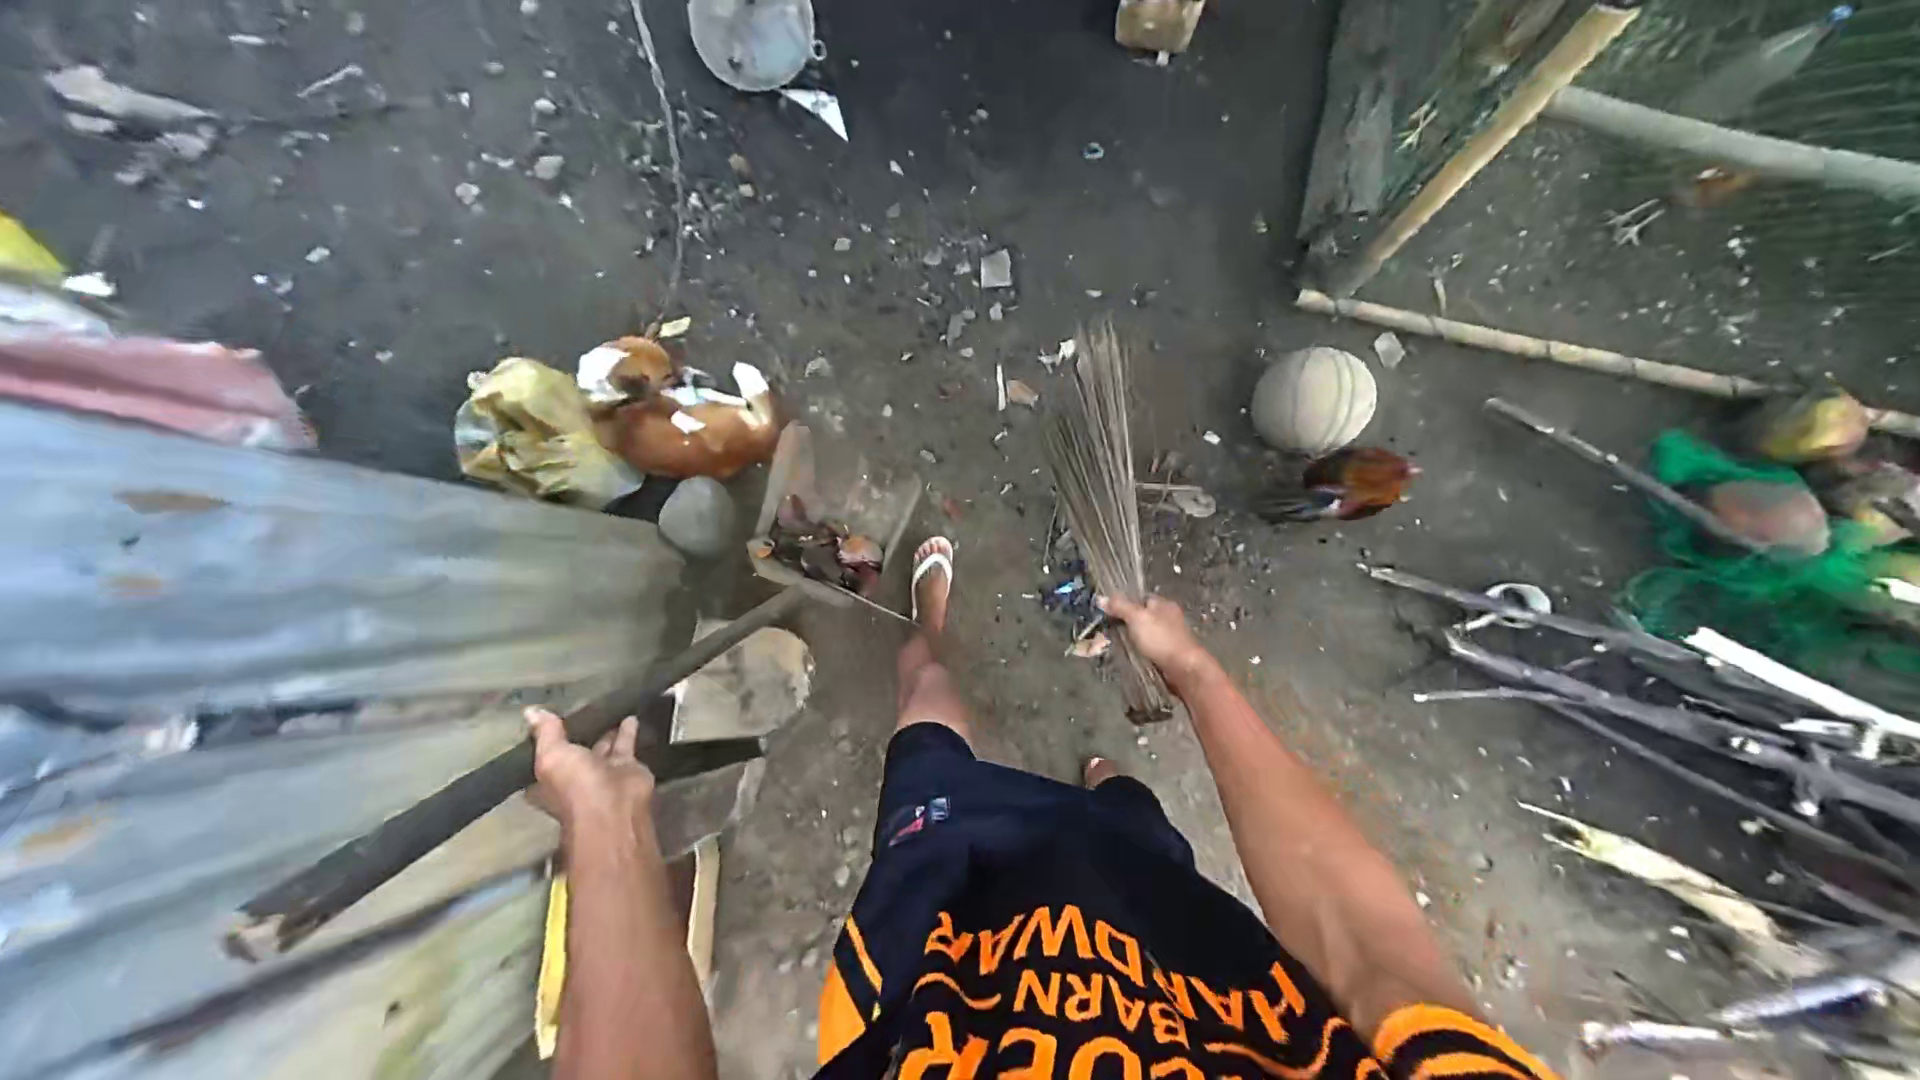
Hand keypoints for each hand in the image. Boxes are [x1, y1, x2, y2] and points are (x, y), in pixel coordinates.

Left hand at [525, 707, 655, 834]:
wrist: (615, 804)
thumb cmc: (575, 783)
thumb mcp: (552, 755)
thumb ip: (546, 733)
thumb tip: (529, 711)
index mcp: (548, 778)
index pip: (544, 755)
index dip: (545, 738)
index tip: (548, 716)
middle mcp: (574, 775)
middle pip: (574, 749)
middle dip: (578, 733)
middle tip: (581, 706)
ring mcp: (601, 771)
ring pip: (601, 745)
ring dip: (605, 729)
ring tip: (606, 706)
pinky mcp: (626, 766)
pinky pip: (625, 743)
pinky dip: (628, 730)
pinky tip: (630, 713)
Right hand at [1098, 593, 1214, 684]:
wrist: (1185, 670)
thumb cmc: (1161, 639)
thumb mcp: (1137, 618)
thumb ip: (1120, 606)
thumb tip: (1100, 598)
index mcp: (1164, 604)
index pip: (1140, 597)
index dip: (1124, 602)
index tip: (1107, 611)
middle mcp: (1168, 618)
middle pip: (1141, 616)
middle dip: (1125, 622)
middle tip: (1107, 629)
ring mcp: (1169, 637)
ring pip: (1144, 633)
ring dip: (1131, 639)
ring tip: (1114, 643)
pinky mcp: (1168, 653)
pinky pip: (1148, 648)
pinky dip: (1139, 651)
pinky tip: (1129, 655)